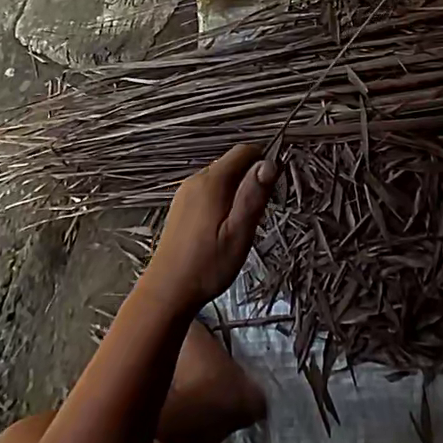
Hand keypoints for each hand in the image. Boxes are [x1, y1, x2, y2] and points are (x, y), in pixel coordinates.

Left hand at [139, 145, 275, 311]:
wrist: (168, 291)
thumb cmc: (207, 266)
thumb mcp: (239, 233)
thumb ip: (253, 196)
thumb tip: (269, 163)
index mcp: (212, 182)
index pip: (244, 151)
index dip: (264, 161)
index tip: (274, 186)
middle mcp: (196, 181)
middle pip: (232, 163)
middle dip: (251, 178)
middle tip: (258, 212)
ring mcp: (185, 193)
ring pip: (221, 177)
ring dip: (238, 190)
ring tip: (242, 223)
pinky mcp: (181, 206)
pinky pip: (209, 190)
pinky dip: (223, 199)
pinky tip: (224, 226)